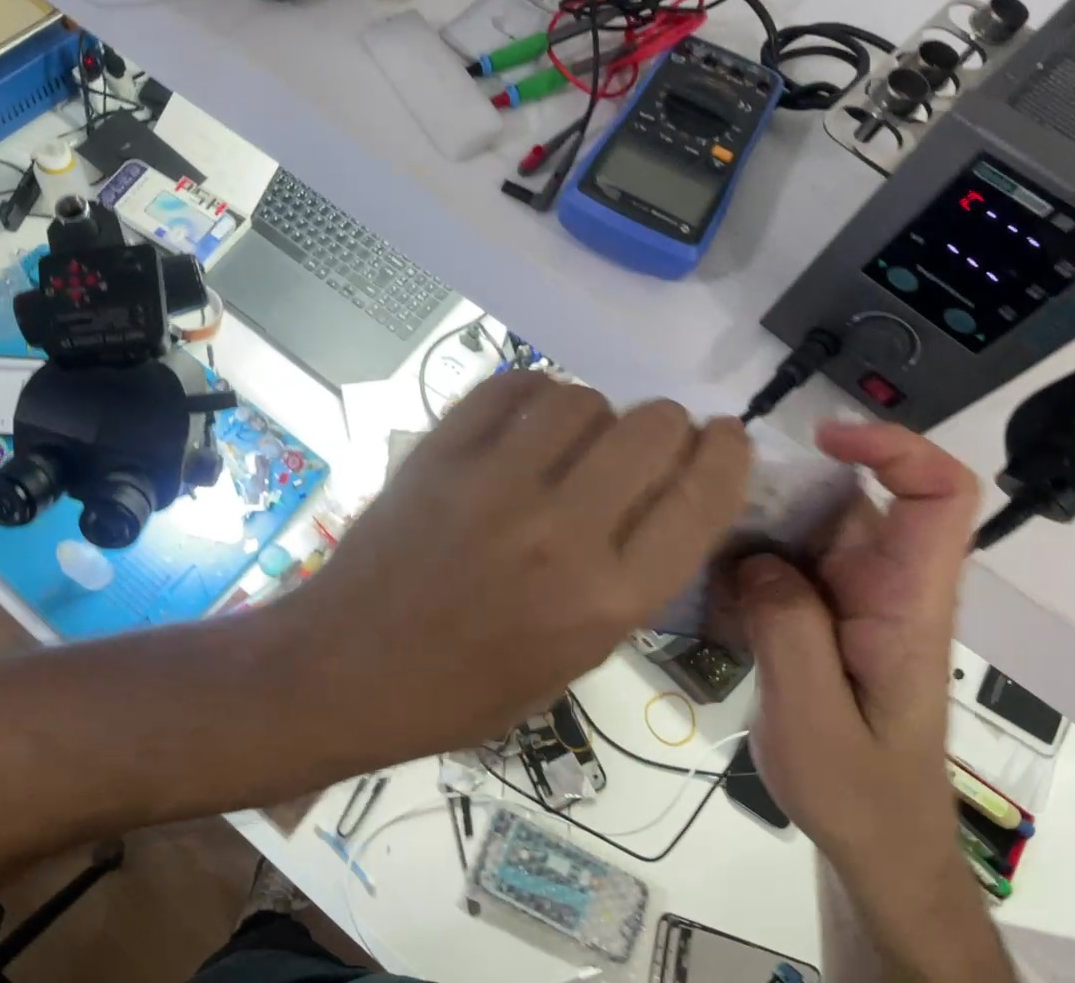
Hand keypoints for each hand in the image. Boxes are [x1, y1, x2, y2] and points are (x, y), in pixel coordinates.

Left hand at [289, 371, 751, 759]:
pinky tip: (524, 423)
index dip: (724, 454)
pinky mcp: (440, 452)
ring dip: (594, 414)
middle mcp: (563, 530)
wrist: (349, 668)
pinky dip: (532, 394)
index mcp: (607, 598)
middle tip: (643, 445)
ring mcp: (495, 483)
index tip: (722, 438)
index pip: (701, 495)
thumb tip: (664, 498)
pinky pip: (511, 386)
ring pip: (582, 398)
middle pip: (652, 428)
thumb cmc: (465, 688)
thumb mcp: (574, 657)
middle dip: (665, 428)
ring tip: (572, 442)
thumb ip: (630, 577)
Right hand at [732, 424, 1004, 976]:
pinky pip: (781, 565)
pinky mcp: (821, 617)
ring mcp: (851, 600)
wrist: (874, 841)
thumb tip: (755, 557)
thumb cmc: (858, 788)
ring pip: (804, 529)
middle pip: (849, 500)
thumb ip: (789, 629)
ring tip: (689, 544)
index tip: (819, 439)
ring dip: (749, 525)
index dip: (894, 447)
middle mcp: (885, 585)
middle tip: (705, 501)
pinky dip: (740, 562)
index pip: (939, 496)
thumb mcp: (814, 716)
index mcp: (908, 601)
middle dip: (780, 486)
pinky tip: (700, 587)